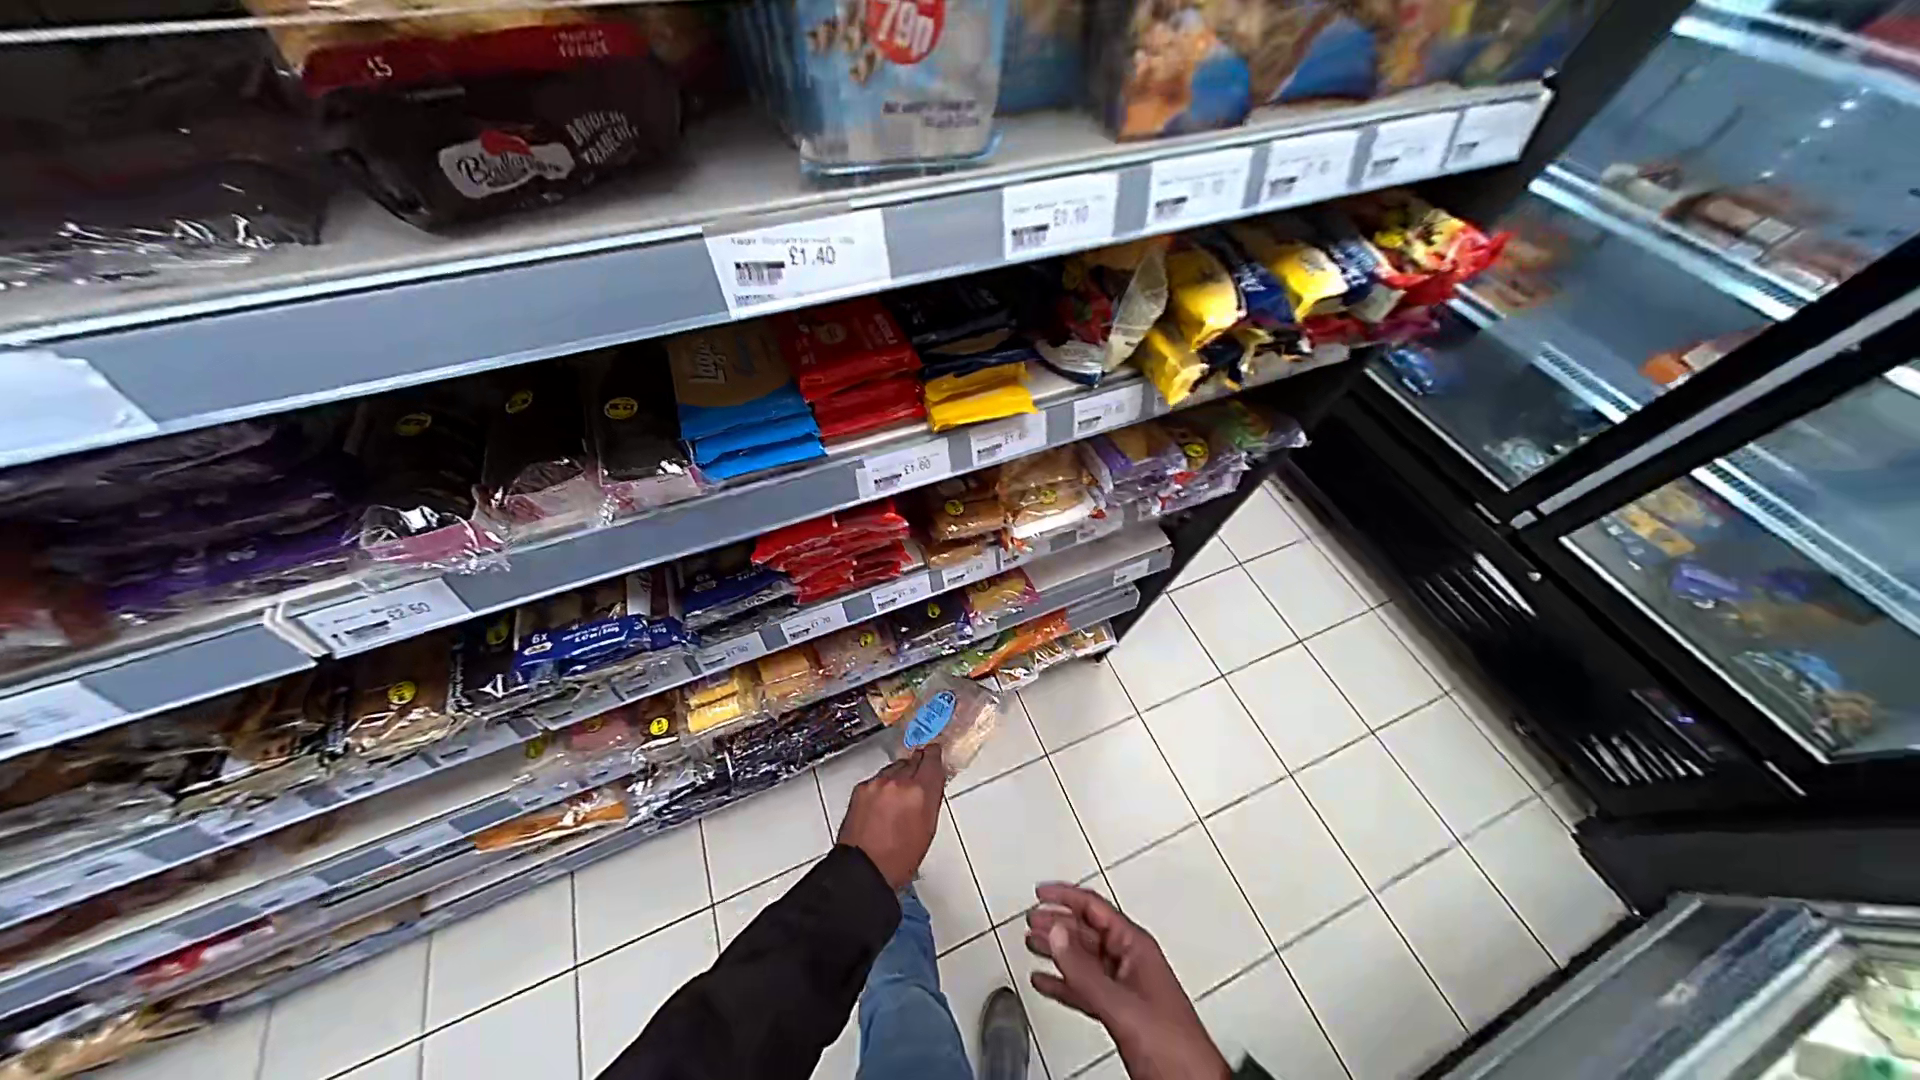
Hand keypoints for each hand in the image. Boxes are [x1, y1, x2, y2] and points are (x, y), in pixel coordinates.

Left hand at [837, 745, 945, 889]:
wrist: (863, 869)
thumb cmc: (898, 858)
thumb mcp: (928, 828)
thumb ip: (931, 798)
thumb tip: (933, 781)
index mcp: (921, 792)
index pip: (933, 760)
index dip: (935, 755)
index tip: (935, 753)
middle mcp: (899, 782)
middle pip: (914, 760)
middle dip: (918, 765)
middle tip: (919, 775)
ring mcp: (878, 783)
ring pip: (895, 767)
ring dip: (899, 776)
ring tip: (899, 795)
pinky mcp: (861, 787)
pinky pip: (877, 778)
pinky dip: (882, 785)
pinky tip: (883, 802)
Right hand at [1025, 884, 1230, 1079]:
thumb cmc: (1175, 1047)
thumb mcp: (1122, 1003)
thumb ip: (1085, 969)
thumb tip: (1056, 932)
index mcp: (1135, 947)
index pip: (1094, 908)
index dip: (1066, 896)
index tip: (1041, 893)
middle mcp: (1129, 961)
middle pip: (1086, 931)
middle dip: (1056, 923)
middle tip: (1031, 919)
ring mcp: (1124, 987)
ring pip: (1083, 959)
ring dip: (1057, 950)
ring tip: (1032, 943)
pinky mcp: (1119, 1013)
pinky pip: (1084, 988)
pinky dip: (1063, 983)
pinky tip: (1046, 982)